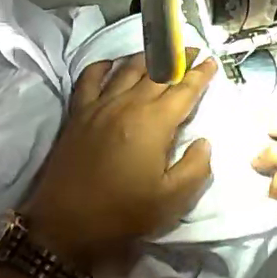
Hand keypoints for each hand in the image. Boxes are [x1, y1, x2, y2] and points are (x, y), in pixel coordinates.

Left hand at [21, 51, 217, 272]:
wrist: (65, 225)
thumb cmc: (123, 214)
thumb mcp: (172, 200)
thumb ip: (196, 167)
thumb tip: (203, 142)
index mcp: (155, 123)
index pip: (184, 90)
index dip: (200, 75)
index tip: (211, 61)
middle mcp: (128, 105)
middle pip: (158, 72)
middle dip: (178, 60)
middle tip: (192, 52)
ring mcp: (99, 106)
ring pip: (127, 69)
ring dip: (147, 58)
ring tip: (160, 54)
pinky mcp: (77, 114)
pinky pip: (89, 79)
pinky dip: (103, 66)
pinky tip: (111, 65)